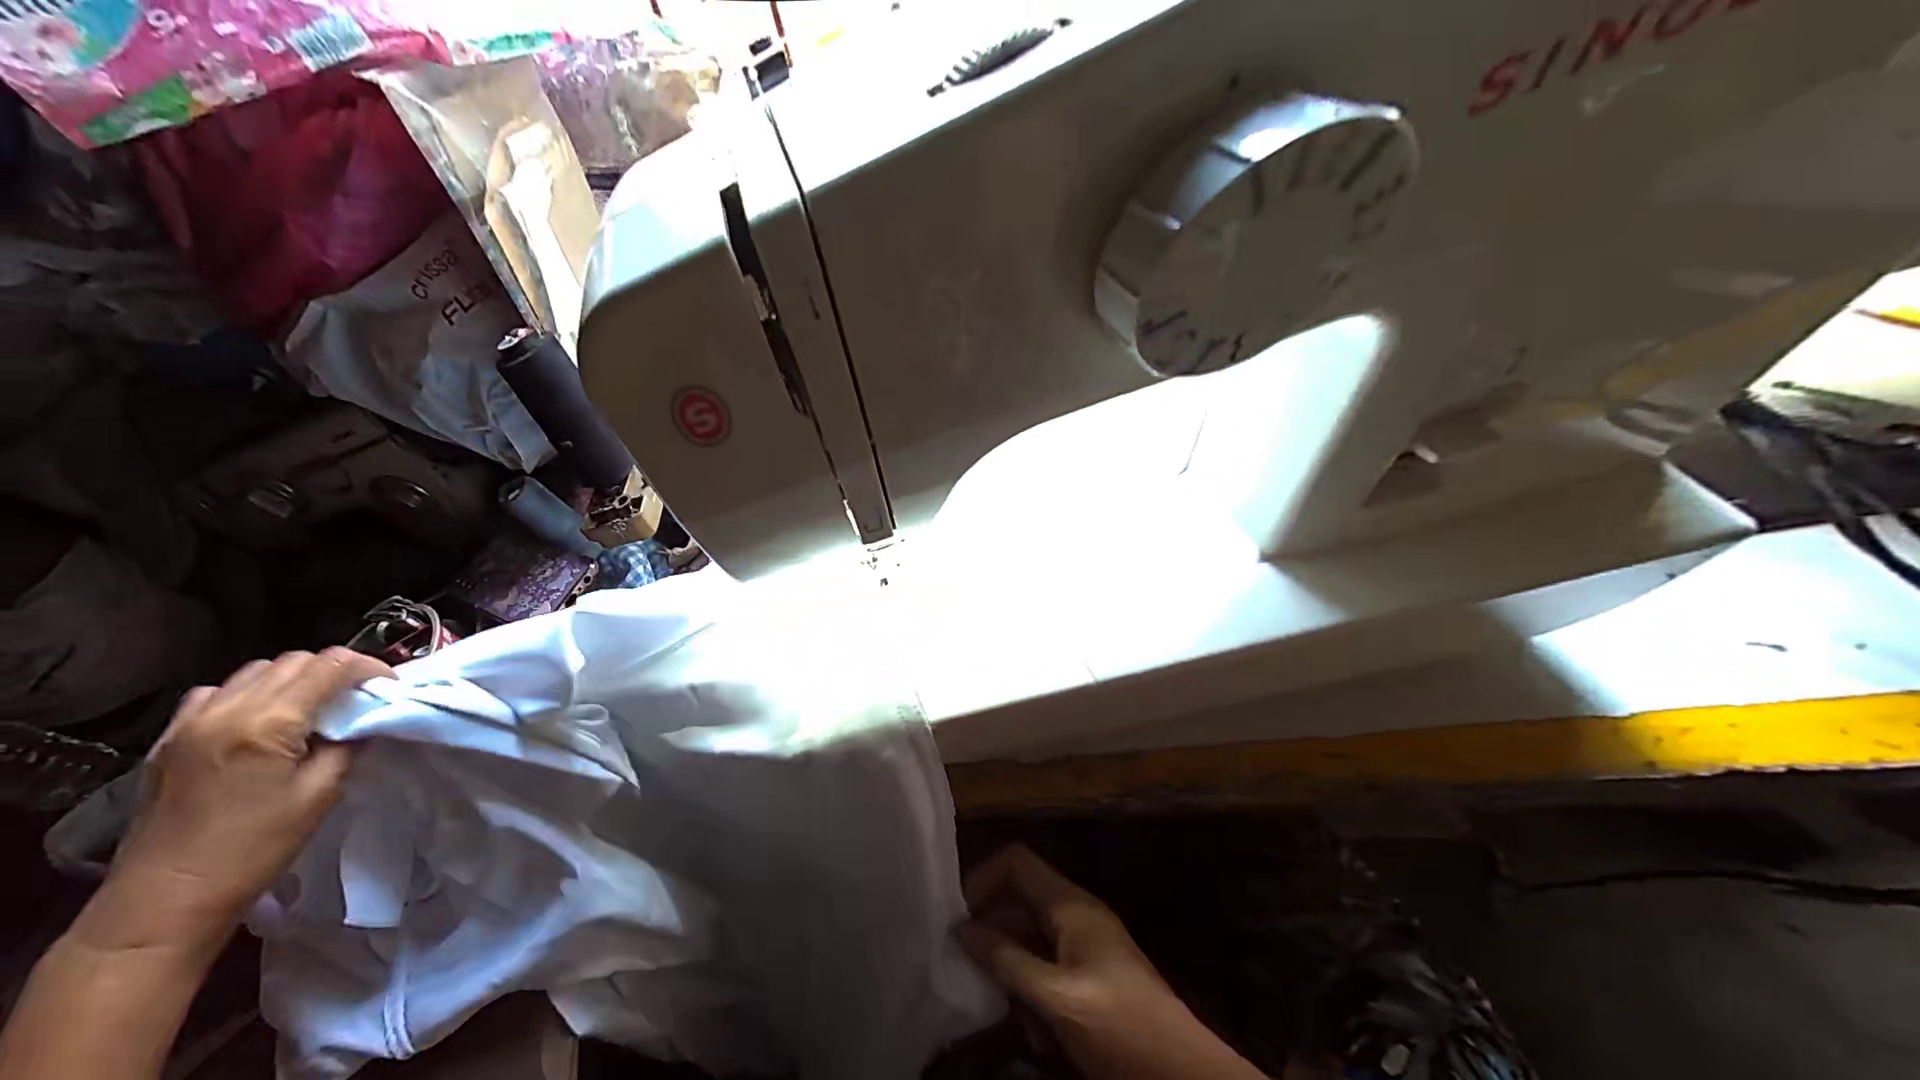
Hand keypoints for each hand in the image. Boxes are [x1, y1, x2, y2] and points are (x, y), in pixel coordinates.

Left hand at [71, 648, 390, 955]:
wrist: (166, 898)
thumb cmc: (255, 849)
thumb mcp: (320, 793)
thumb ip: (348, 743)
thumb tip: (368, 716)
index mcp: (267, 722)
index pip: (331, 665)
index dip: (369, 668)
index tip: (389, 686)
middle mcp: (225, 709)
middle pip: (295, 661)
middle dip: (335, 671)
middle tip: (358, 698)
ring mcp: (190, 722)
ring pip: (258, 671)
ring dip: (294, 678)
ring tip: (314, 707)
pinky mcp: (170, 738)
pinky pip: (218, 692)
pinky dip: (251, 692)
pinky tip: (262, 719)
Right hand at [958, 844, 1266, 1079]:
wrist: (1183, 1075)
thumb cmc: (1121, 1027)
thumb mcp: (1057, 998)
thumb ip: (1007, 961)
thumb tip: (962, 930)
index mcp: (1071, 906)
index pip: (1017, 863)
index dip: (983, 880)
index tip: (958, 921)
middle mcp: (1075, 917)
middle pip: (1017, 903)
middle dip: (990, 936)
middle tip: (965, 974)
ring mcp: (1083, 948)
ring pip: (1027, 941)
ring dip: (1010, 975)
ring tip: (1005, 1015)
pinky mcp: (1087, 980)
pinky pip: (1044, 971)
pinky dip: (1031, 996)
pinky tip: (1036, 1037)